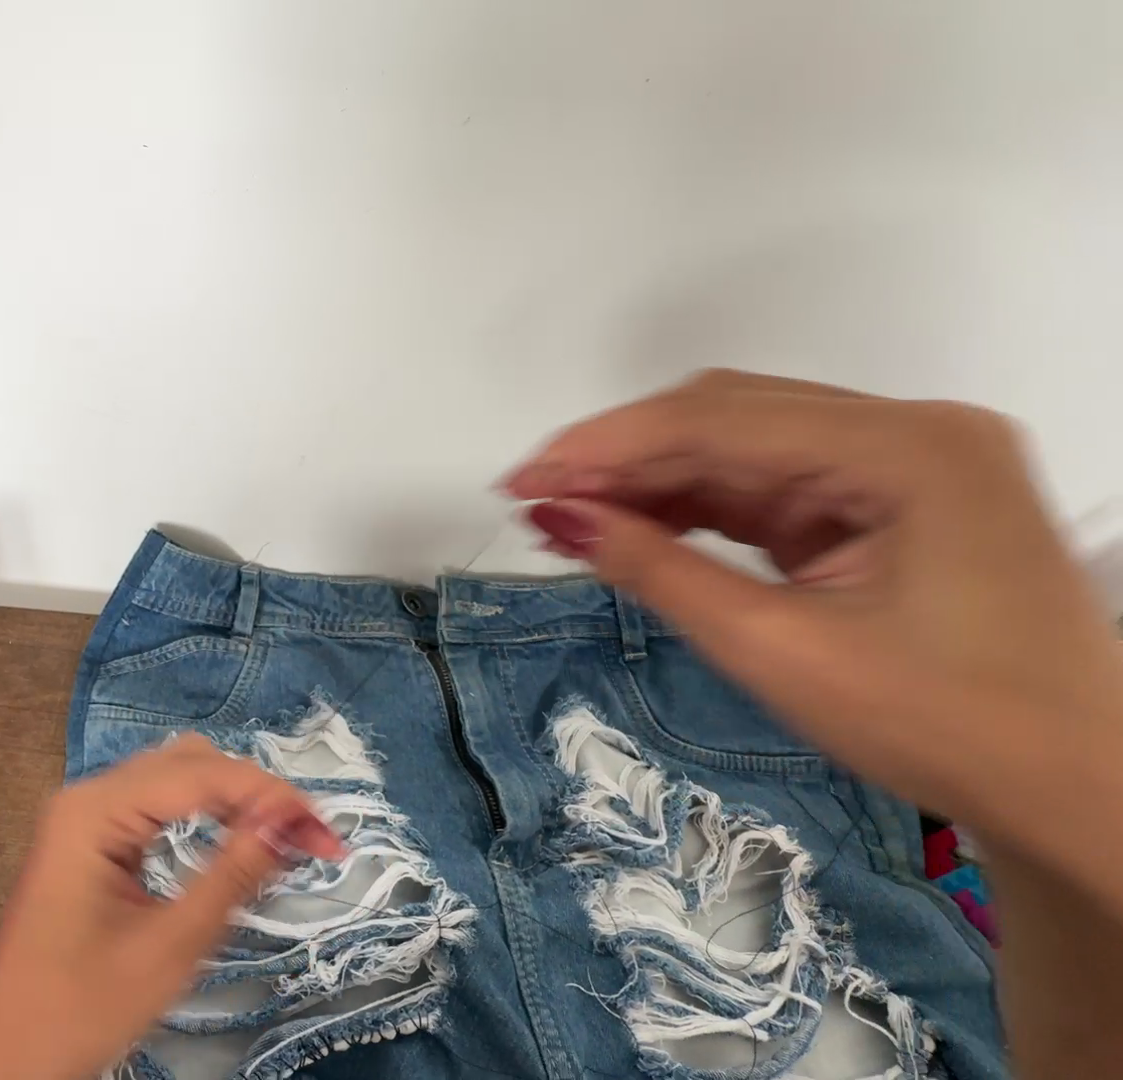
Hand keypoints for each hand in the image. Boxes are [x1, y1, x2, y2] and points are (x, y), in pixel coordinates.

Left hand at [0, 736, 343, 1079]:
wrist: (6, 1057)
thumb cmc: (78, 1009)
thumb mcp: (167, 948)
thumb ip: (230, 876)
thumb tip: (285, 821)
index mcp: (94, 811)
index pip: (199, 774)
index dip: (268, 795)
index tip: (325, 832)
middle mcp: (88, 795)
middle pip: (187, 764)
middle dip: (254, 792)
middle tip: (310, 839)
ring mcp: (85, 814)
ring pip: (174, 777)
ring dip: (232, 797)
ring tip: (283, 837)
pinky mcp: (91, 837)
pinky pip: (156, 804)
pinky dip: (203, 812)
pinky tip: (235, 834)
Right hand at [503, 371, 1122, 876]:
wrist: (1073, 793)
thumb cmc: (940, 724)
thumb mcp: (772, 646)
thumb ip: (655, 568)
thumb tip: (556, 517)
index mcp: (905, 451)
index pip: (714, 421)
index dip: (602, 447)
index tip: (522, 481)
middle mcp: (903, 434)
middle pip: (721, 418)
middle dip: (616, 457)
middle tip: (533, 498)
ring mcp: (891, 465)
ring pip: (730, 447)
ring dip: (643, 480)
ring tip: (564, 516)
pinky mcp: (872, 501)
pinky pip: (754, 484)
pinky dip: (683, 505)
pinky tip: (625, 525)